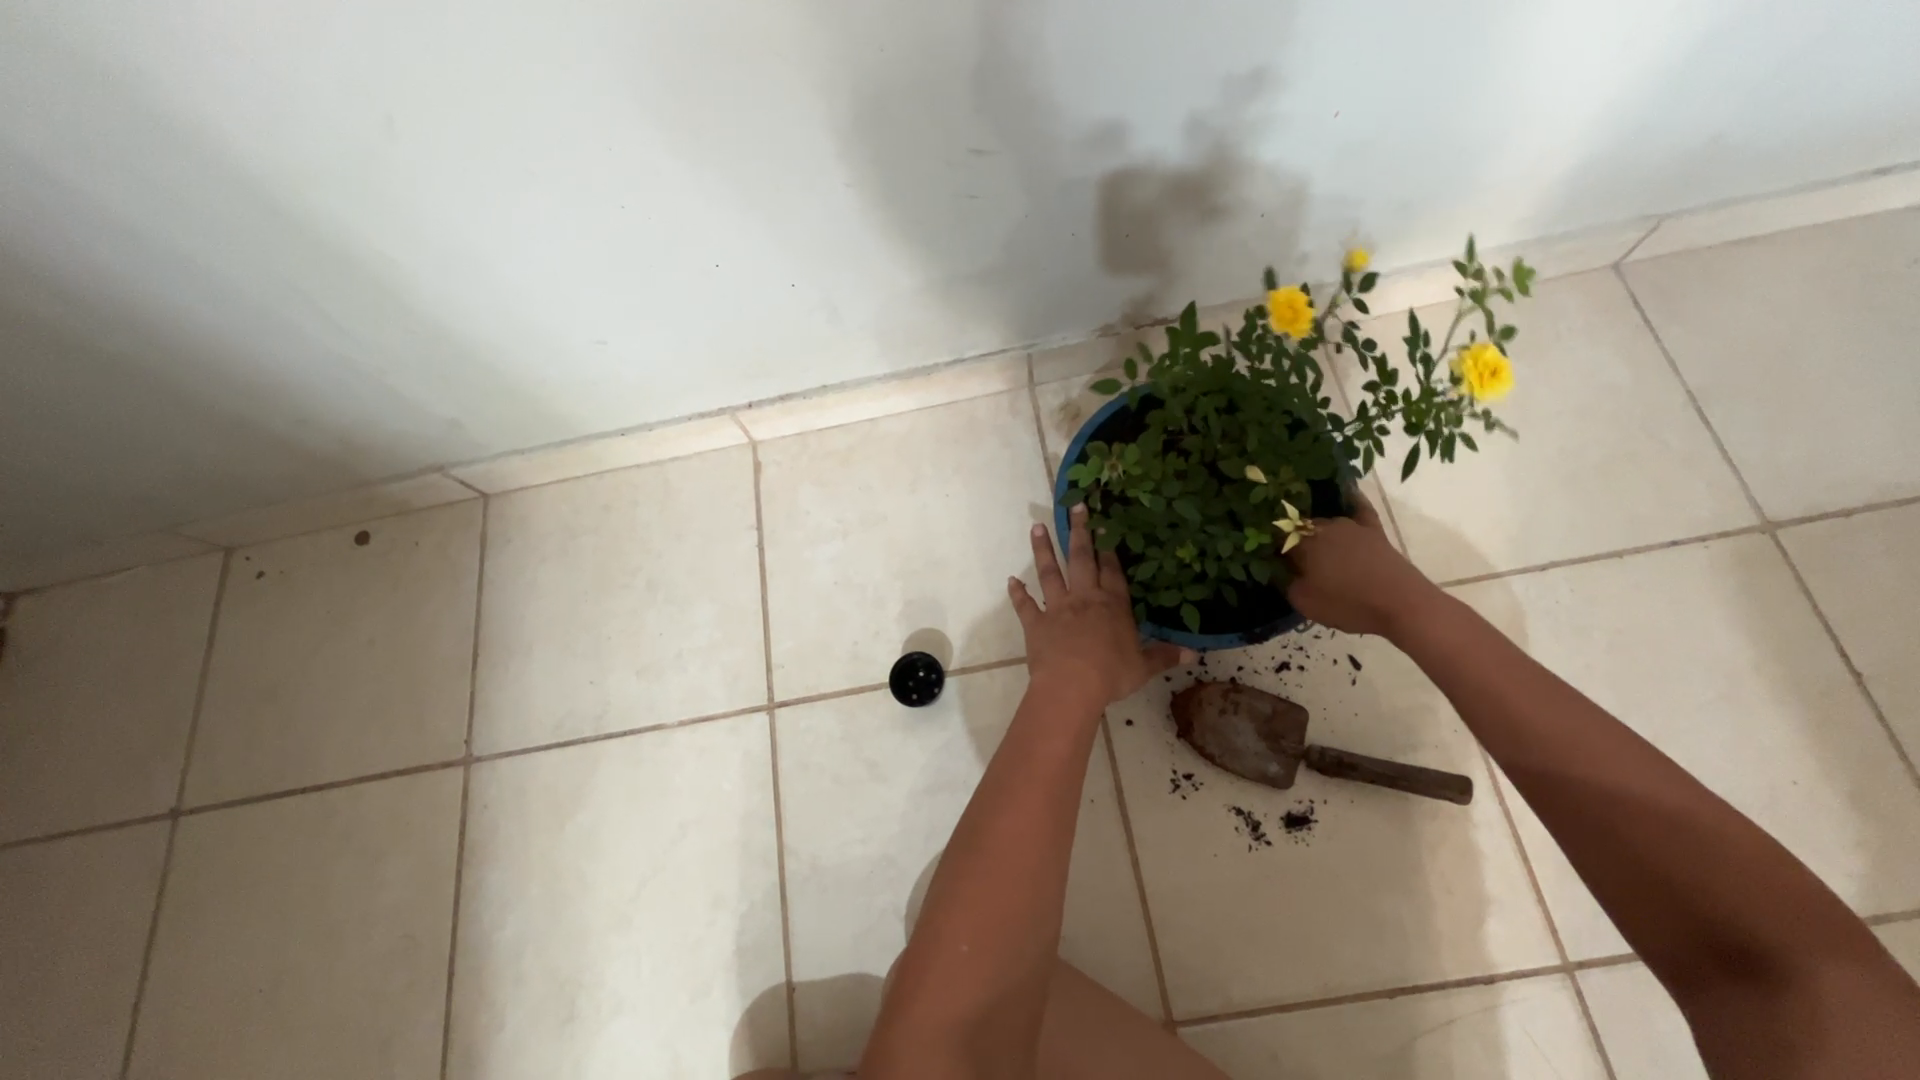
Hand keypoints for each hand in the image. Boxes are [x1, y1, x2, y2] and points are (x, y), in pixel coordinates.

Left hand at [1009, 505, 1196, 707]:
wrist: (1071, 687)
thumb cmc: (1111, 675)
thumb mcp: (1144, 667)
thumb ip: (1165, 655)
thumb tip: (1195, 654)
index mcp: (1113, 605)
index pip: (1112, 570)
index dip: (1109, 547)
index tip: (1104, 525)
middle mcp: (1085, 598)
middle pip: (1082, 559)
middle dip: (1079, 532)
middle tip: (1075, 508)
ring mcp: (1057, 608)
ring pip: (1050, 572)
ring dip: (1042, 549)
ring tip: (1037, 526)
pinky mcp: (1035, 623)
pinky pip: (1024, 604)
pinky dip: (1017, 592)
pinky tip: (1011, 580)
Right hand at [1283, 494, 1443, 636]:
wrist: (1401, 604)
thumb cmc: (1347, 604)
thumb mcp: (1303, 601)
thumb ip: (1285, 581)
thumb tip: (1279, 568)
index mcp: (1302, 542)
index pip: (1276, 538)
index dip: (1270, 548)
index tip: (1267, 560)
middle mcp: (1323, 526)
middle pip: (1299, 528)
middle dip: (1293, 540)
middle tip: (1293, 562)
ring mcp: (1351, 525)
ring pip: (1325, 522)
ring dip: (1317, 532)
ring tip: (1317, 548)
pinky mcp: (1374, 530)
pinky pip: (1358, 507)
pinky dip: (1350, 500)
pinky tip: (1347, 493)